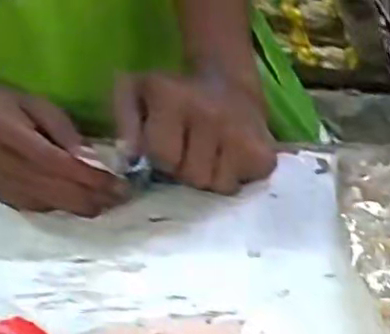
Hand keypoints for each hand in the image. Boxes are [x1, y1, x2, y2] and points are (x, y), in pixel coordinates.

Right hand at [0, 82, 126, 215]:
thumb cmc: (1, 106)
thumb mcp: (35, 105)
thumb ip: (67, 132)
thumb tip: (96, 162)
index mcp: (10, 137)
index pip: (66, 169)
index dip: (101, 181)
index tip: (125, 184)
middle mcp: (9, 169)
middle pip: (74, 196)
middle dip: (105, 197)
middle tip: (122, 191)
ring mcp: (11, 190)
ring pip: (71, 208)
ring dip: (94, 203)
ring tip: (104, 192)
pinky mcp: (13, 202)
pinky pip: (58, 211)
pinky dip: (74, 205)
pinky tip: (76, 192)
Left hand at [113, 72, 275, 194]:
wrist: (230, 90)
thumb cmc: (176, 96)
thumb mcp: (135, 94)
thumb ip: (124, 123)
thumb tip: (130, 159)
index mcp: (171, 98)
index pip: (162, 156)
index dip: (161, 161)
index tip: (164, 152)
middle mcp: (210, 117)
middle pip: (193, 176)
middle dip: (187, 173)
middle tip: (189, 157)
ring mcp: (243, 140)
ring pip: (220, 187)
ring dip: (211, 180)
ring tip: (210, 162)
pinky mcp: (265, 158)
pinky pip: (242, 187)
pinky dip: (234, 180)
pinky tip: (231, 163)